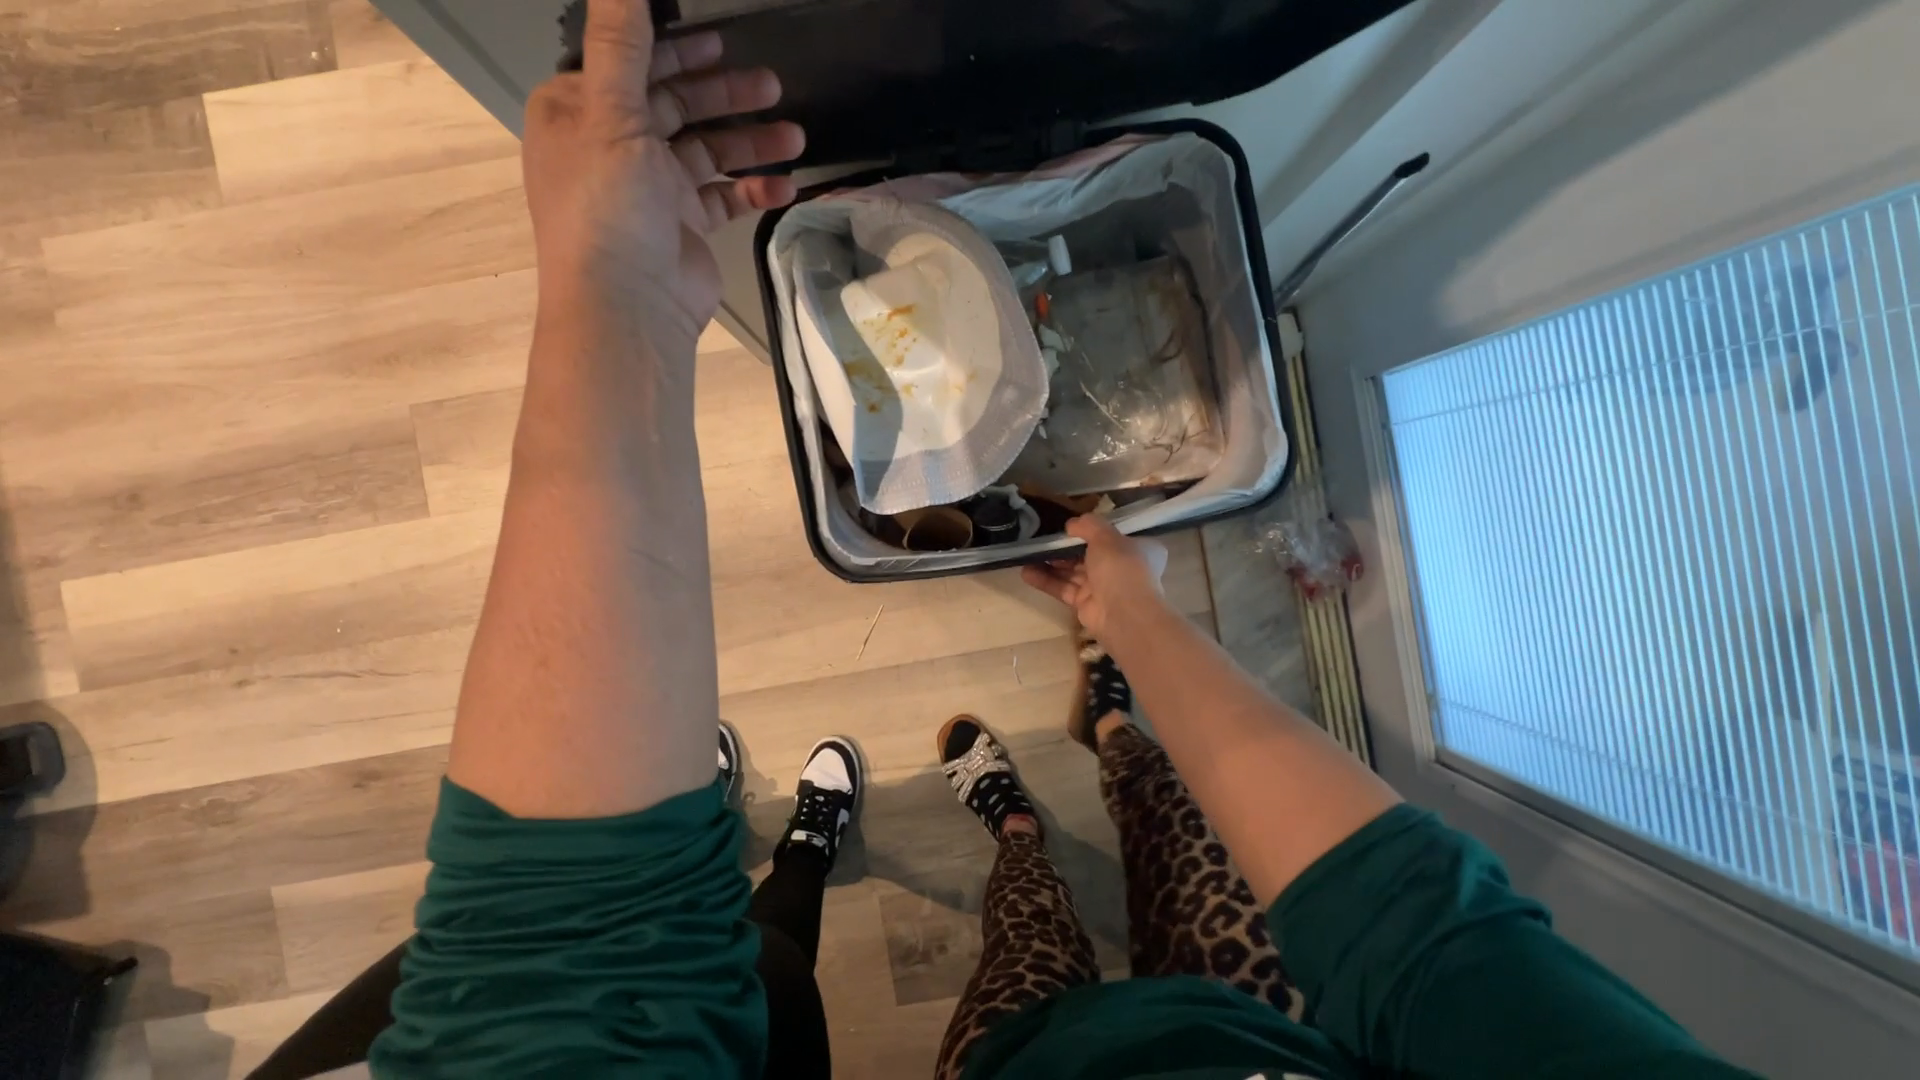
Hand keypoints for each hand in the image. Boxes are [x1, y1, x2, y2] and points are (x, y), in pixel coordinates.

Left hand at [521, 0, 804, 357]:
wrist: (629, 305)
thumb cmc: (608, 205)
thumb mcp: (610, 113)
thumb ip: (623, 43)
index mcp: (579, 113)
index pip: (630, 65)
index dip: (674, 48)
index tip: (721, 40)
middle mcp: (614, 146)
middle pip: (676, 105)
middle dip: (724, 94)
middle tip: (772, 83)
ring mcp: (653, 190)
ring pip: (708, 151)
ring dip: (750, 141)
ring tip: (794, 134)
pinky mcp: (686, 226)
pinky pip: (725, 196)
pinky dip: (753, 189)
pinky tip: (785, 184)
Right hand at [1021, 516, 1169, 639]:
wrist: (1124, 615)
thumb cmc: (1121, 567)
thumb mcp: (1106, 536)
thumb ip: (1088, 525)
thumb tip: (1071, 524)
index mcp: (1138, 549)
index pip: (1114, 536)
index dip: (1093, 530)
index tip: (1071, 524)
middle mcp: (1122, 568)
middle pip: (1089, 553)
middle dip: (1065, 547)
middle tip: (1042, 538)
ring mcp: (1103, 587)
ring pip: (1073, 571)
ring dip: (1051, 563)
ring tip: (1027, 553)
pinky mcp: (1086, 604)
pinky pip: (1064, 588)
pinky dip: (1046, 580)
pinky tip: (1026, 572)